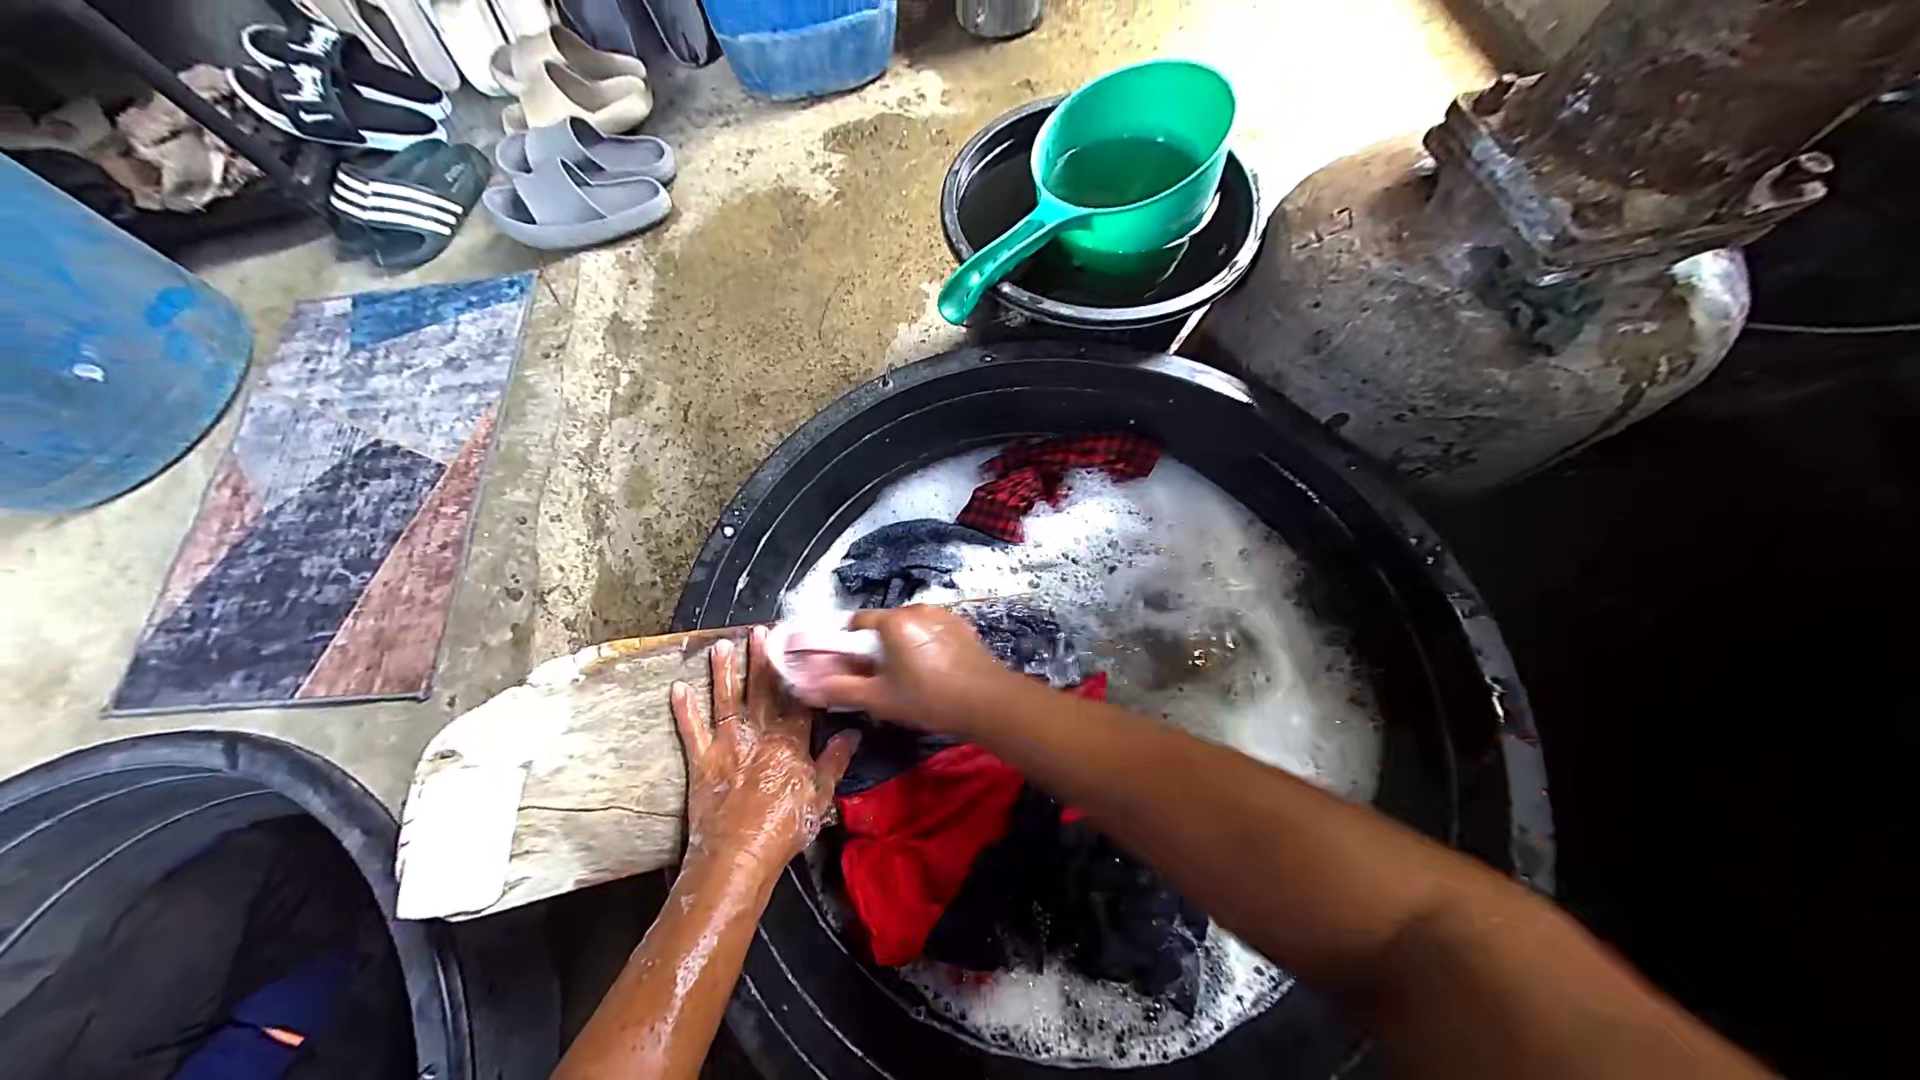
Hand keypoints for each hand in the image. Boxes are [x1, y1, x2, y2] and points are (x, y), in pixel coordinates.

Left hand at [671, 627, 856, 867]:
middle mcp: (758, 736)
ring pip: (725, 700)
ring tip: (720, 645)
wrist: (738, 856)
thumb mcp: (821, 796)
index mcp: (789, 742)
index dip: (794, 671)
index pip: (795, 698)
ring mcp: (727, 746)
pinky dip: (684, 709)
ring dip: (723, 672)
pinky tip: (678, 687)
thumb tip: (853, 733)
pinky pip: (691, 730)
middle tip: (758, 631)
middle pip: (760, 691)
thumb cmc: (784, 827)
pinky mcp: (701, 761)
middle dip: (759, 659)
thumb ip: (834, 761)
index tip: (794, 646)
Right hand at [804, 606, 1015, 733]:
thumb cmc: (929, 699)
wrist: (988, 702)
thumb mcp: (880, 699)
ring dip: (903, 645)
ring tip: (910, 676)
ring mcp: (944, 615)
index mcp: (895, 621)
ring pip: (911, 627)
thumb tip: (808, 687)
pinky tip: (934, 670)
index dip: (849, 643)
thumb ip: (842, 689)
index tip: (852, 665)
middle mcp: (919, 609)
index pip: (858, 621)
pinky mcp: (963, 625)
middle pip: (885, 623)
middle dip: (878, 646)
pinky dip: (926, 644)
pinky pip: (932, 630)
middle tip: (882, 676)